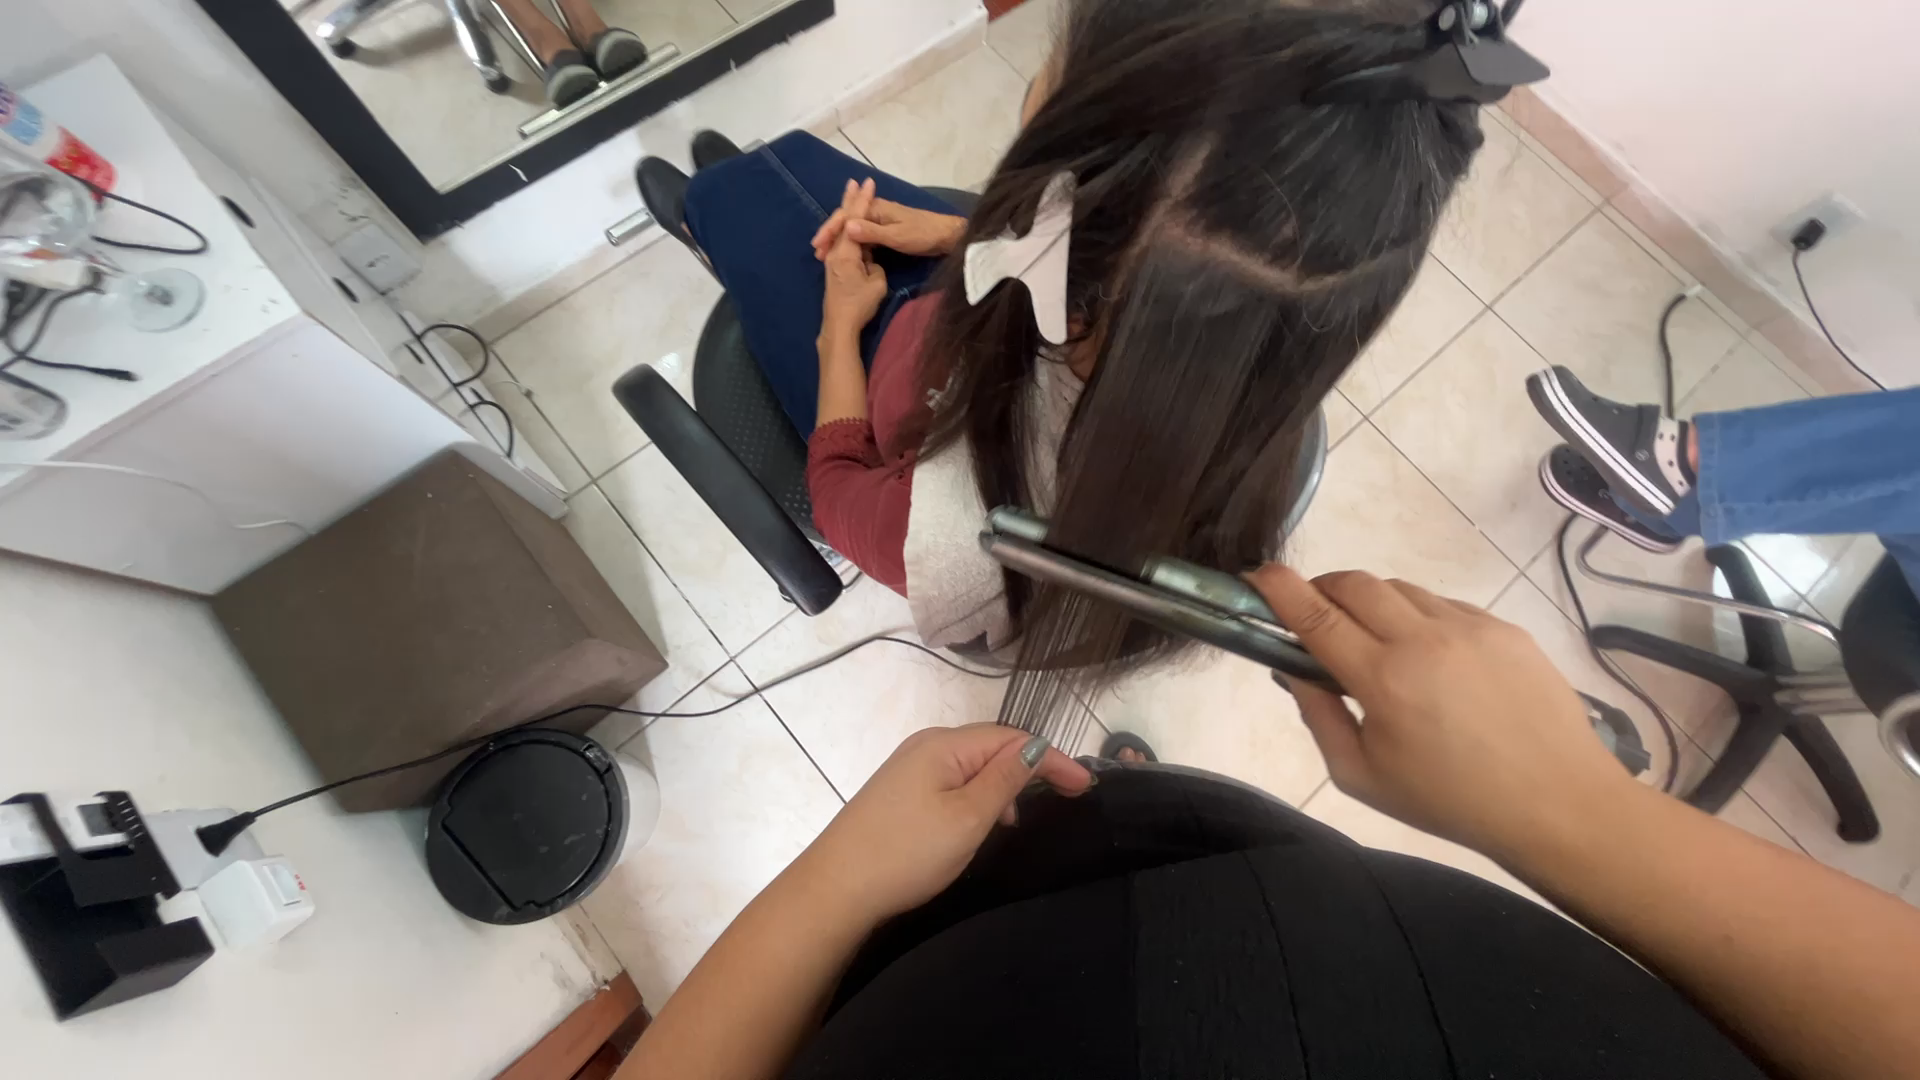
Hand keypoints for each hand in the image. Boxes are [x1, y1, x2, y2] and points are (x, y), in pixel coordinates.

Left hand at [793, 725, 1092, 925]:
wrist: (836, 888)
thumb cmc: (908, 852)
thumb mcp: (967, 818)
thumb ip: (1005, 779)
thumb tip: (1034, 746)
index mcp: (945, 744)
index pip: (1011, 738)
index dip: (1051, 757)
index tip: (1087, 785)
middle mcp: (927, 744)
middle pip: (992, 745)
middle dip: (1031, 764)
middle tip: (1067, 794)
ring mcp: (910, 767)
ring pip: (973, 764)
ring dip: (1005, 782)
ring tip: (1024, 816)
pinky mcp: (901, 790)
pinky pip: (953, 779)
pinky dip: (979, 794)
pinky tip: (984, 822)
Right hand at [812, 195, 966, 259]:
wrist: (945, 237)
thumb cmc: (922, 235)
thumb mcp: (897, 236)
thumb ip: (872, 233)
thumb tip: (847, 227)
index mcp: (875, 209)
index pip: (845, 216)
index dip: (830, 230)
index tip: (818, 246)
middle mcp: (874, 211)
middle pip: (846, 221)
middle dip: (831, 235)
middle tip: (818, 252)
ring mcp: (879, 221)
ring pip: (853, 229)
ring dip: (839, 240)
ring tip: (826, 255)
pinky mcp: (884, 231)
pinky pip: (862, 236)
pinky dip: (851, 245)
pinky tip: (845, 254)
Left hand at [819, 178, 889, 344]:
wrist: (839, 325)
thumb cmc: (859, 305)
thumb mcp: (877, 284)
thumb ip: (876, 265)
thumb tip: (871, 261)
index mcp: (846, 252)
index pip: (856, 220)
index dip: (863, 201)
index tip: (869, 183)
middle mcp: (836, 252)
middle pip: (843, 221)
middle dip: (850, 201)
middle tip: (854, 182)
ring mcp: (833, 261)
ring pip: (841, 231)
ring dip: (848, 214)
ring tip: (852, 198)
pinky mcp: (834, 269)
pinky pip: (841, 242)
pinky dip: (847, 229)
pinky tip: (850, 227)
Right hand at [1247, 565, 1636, 858]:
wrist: (1563, 807)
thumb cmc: (1448, 800)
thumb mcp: (1359, 775)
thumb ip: (1317, 716)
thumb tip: (1293, 668)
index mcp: (1384, 679)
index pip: (1316, 614)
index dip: (1278, 588)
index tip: (1257, 574)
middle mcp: (1424, 640)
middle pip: (1353, 582)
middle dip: (1322, 587)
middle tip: (1316, 614)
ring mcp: (1471, 628)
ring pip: (1398, 588)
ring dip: (1371, 603)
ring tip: (1379, 642)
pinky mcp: (1504, 628)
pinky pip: (1441, 603)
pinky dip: (1417, 617)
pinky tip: (1431, 657)